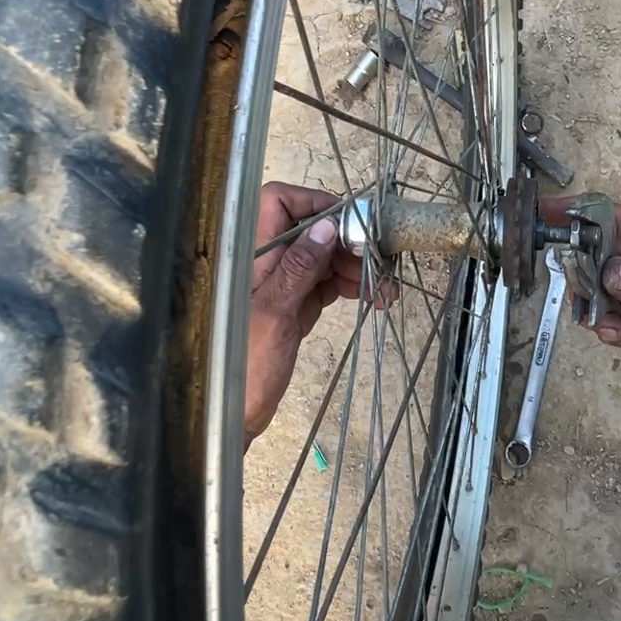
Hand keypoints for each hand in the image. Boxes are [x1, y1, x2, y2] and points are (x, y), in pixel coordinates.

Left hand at [245, 183, 372, 444]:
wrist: (233, 418)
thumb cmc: (244, 365)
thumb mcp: (274, 313)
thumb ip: (299, 267)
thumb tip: (326, 226)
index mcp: (248, 254)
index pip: (278, 202)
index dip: (314, 203)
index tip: (351, 221)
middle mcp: (264, 260)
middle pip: (310, 229)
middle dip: (348, 242)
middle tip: (380, 262)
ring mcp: (281, 282)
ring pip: (323, 256)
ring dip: (357, 267)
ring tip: (387, 290)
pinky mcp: (294, 303)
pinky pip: (326, 282)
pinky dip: (351, 285)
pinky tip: (375, 296)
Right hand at [540, 197, 620, 356]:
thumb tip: (609, 276)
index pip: (593, 214)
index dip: (563, 215)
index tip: (536, 225)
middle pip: (584, 261)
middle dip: (586, 292)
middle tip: (600, 315)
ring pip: (594, 293)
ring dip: (603, 318)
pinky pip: (610, 313)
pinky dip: (617, 330)